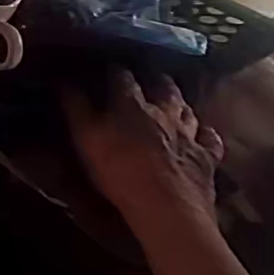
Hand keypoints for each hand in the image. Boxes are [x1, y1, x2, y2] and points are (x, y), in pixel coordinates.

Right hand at [60, 69, 223, 229]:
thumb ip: (75, 107)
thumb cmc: (118, 170)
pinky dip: (205, 132)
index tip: (108, 65)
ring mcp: (190, 135)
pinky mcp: (208, 157)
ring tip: (173, 99)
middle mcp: (164, 113)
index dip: (114, 69)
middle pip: (164, 87)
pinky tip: (202, 132)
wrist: (167, 209)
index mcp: (131, 105)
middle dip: (155, 79)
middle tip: (149, 75)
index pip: (122, 77)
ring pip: (188, 109)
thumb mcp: (85, 137)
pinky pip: (210, 138)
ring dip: (180, 102)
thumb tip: (63, 80)